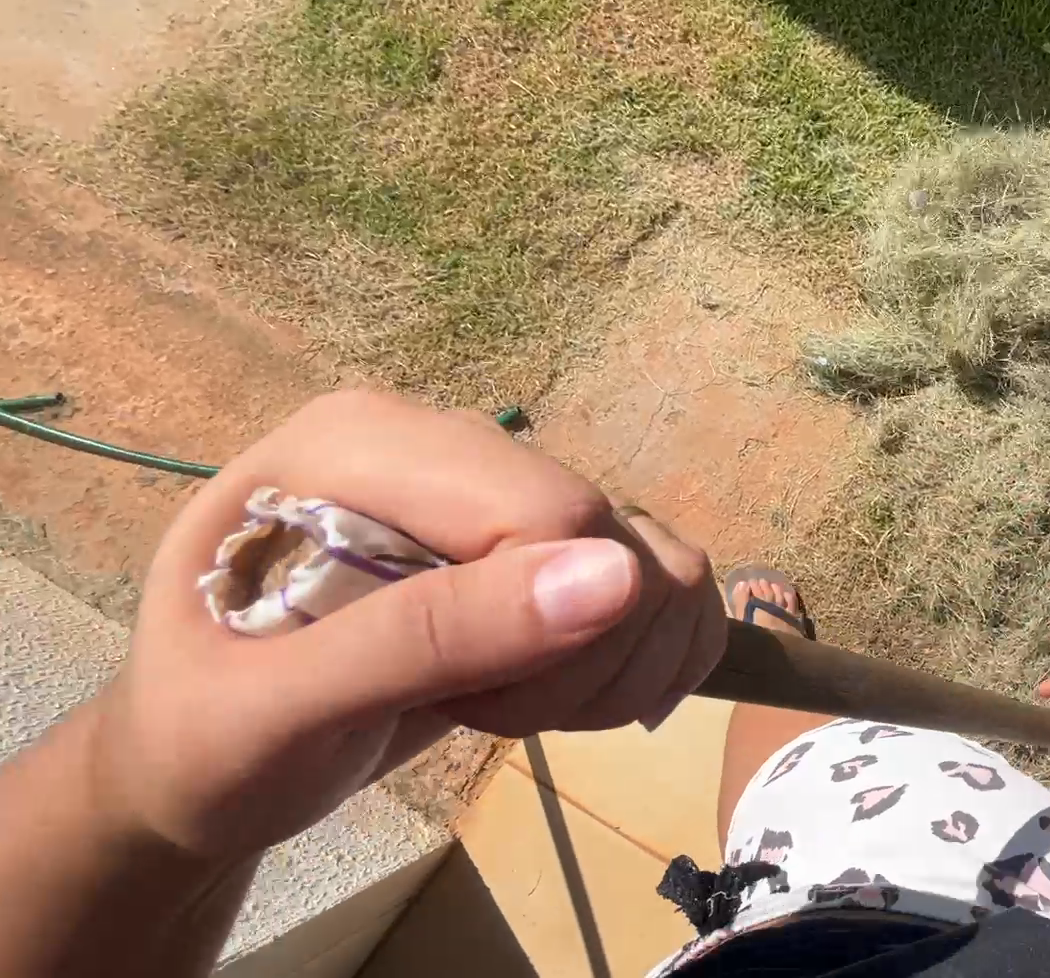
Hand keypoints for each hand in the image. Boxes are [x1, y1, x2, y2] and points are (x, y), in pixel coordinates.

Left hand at [83, 390, 727, 859]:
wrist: (222, 760)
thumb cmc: (212, 742)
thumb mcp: (273, 711)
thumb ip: (432, 634)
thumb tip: (620, 578)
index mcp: (376, 442)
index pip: (555, 511)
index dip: (540, 627)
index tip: (463, 699)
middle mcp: (472, 444)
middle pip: (622, 542)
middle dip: (576, 662)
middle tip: (483, 708)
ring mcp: (537, 487)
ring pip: (672, 569)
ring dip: (622, 671)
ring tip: (522, 701)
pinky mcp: (582, 537)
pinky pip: (686, 586)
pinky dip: (662, 661)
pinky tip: (587, 689)